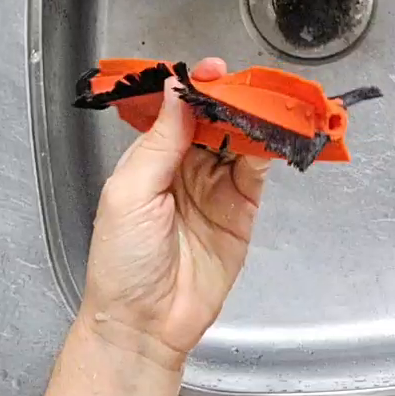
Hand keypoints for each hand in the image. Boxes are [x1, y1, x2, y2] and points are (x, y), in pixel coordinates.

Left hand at [81, 58, 270, 367]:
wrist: (146, 324)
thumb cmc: (123, 259)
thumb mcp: (131, 192)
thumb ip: (160, 141)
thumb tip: (177, 90)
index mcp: (151, 158)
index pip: (178, 112)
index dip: (196, 89)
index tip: (214, 71)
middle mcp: (185, 167)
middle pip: (214, 122)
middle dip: (230, 100)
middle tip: (248, 84)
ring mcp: (215, 189)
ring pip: (238, 142)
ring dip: (252, 122)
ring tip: (267, 104)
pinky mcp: (240, 211)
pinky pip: (255, 174)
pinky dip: (266, 152)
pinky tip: (272, 136)